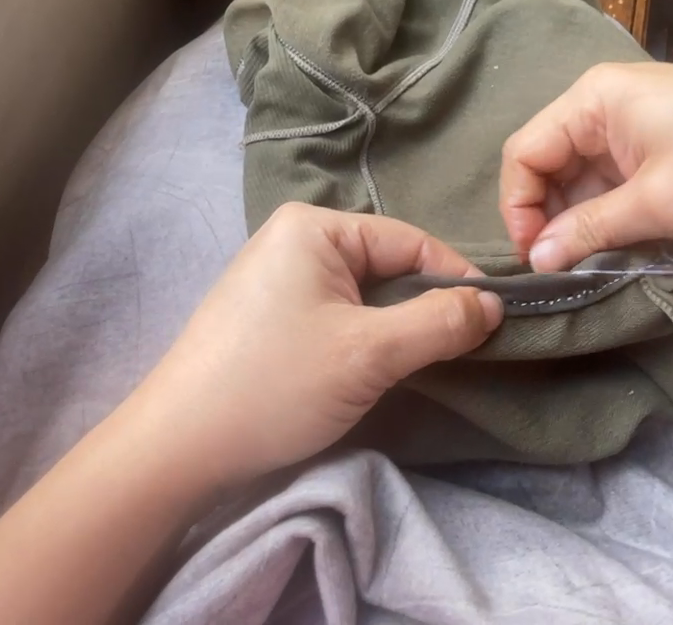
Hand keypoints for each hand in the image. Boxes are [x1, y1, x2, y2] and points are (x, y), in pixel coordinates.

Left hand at [126, 203, 503, 486]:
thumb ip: (439, 323)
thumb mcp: (370, 353)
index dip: (455, 278)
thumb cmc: (276, 384)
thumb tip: (493, 303)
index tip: (495, 319)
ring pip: (362, 291)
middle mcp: (294, 236)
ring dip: (395, 323)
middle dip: (423, 304)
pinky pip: (335, 309)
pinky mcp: (268, 309)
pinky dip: (364, 333)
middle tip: (463, 347)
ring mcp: (277, 273)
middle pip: (385, 263)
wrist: (177, 447)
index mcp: (314, 225)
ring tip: (421, 360)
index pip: (408, 241)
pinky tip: (373, 364)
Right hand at [500, 62, 672, 270]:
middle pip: (550, 161)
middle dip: (552, 215)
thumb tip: (537, 260)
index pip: (526, 151)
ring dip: (584, 217)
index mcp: (595, 97)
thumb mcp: (658, 205)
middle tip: (567, 268)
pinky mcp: (661, 139)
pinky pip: (614, 174)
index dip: (519, 207)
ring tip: (600, 260)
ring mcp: (636, 118)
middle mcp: (606, 99)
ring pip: (582, 172)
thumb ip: (588, 230)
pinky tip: (628, 240)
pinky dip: (613, 209)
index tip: (536, 260)